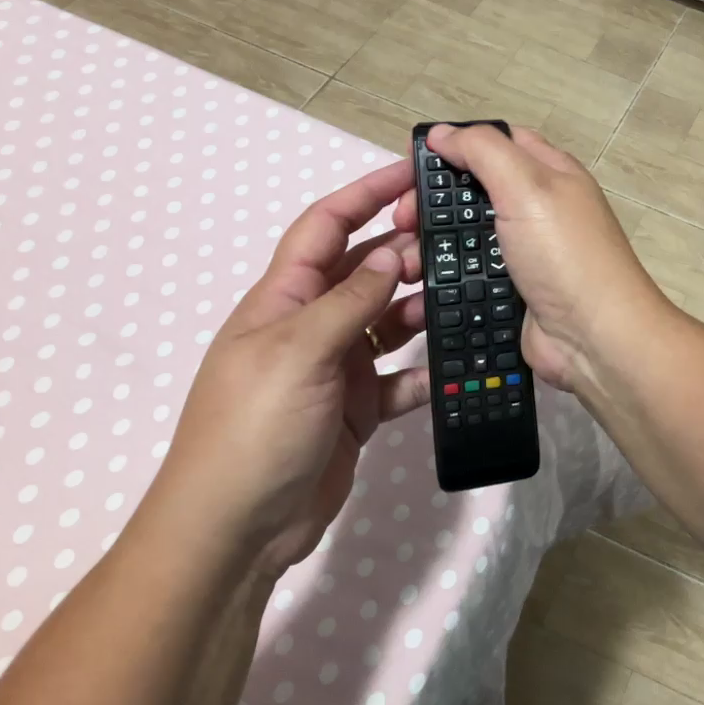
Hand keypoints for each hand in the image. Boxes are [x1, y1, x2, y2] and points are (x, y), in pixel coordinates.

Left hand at [146, 161, 430, 573]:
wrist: (236, 531)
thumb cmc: (253, 429)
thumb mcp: (299, 353)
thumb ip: (351, 301)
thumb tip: (395, 253)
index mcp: (283, 299)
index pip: (325, 227)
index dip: (366, 194)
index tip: (413, 173)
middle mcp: (311, 325)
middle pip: (365, 270)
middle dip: (408, 250)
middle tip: (461, 242)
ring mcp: (336, 368)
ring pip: (390, 321)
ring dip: (424, 308)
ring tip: (467, 299)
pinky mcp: (359, 407)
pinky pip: (401, 376)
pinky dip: (427, 371)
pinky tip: (458, 367)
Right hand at [426, 124, 670, 392]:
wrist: (595, 337)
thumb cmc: (564, 254)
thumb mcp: (528, 187)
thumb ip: (484, 151)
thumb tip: (443, 132)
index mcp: (551, 173)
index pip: (498, 141)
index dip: (456, 144)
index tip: (411, 161)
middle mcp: (540, 208)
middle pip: (476, 190)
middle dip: (434, 198)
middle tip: (401, 218)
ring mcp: (526, 253)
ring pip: (468, 236)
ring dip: (432, 242)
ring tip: (400, 258)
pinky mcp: (513, 291)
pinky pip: (470, 275)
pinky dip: (444, 277)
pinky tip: (416, 285)